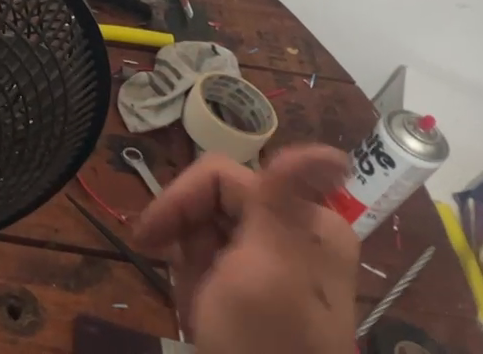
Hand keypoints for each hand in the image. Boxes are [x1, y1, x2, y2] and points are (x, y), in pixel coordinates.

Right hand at [132, 147, 357, 353]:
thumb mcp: (266, 271)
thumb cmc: (259, 348)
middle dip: (186, 234)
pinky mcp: (260, 284)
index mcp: (308, 221)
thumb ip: (282, 200)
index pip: (220, 175)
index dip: (180, 200)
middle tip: (180, 280)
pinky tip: (200, 308)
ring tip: (197, 303)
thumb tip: (332, 150)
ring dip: (188, 259)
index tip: (149, 238)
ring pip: (206, 226)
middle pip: (212, 197)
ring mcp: (278, 258)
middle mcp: (297, 230)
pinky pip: (210, 256)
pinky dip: (194, 277)